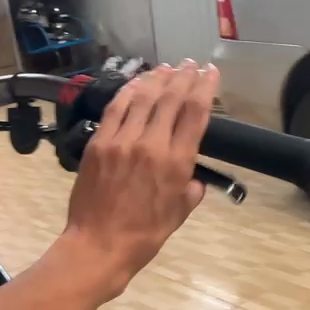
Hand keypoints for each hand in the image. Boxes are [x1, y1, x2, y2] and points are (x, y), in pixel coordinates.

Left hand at [53, 62, 219, 301]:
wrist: (98, 245)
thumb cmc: (143, 236)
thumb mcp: (179, 214)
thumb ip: (191, 189)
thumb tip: (193, 176)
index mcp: (176, 163)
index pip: (195, 113)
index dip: (205, 87)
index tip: (211, 73)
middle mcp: (151, 144)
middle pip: (171, 98)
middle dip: (184, 76)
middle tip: (192, 64)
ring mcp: (121, 141)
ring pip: (143, 97)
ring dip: (158, 78)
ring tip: (168, 67)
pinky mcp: (99, 143)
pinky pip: (115, 108)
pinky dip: (128, 90)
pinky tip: (137, 82)